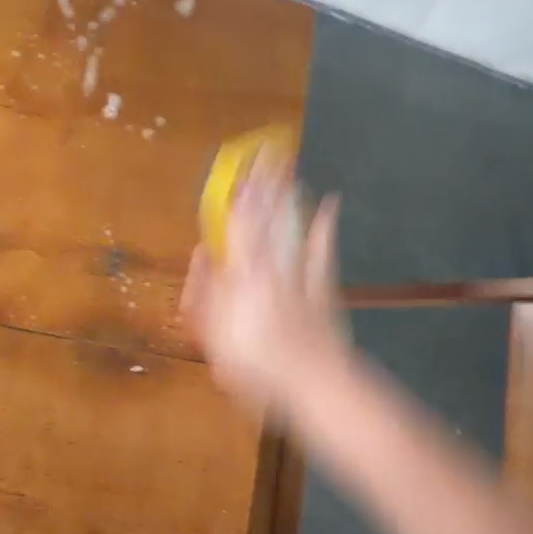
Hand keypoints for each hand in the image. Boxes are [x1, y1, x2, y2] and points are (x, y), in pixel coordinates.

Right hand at [181, 151, 344, 410]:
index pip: (236, 227)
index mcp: (241, 277)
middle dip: (264, 184)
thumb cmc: (255, 365)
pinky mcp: (323, 289)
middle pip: (266, 219)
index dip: (237, 197)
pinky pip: (323, 251)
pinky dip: (325, 227)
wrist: (313, 382)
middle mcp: (270, 268)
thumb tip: (202, 254)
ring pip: (291, 227)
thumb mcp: (214, 336)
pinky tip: (330, 204)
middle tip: (267, 150)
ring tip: (288, 167)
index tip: (239, 169)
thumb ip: (204, 294)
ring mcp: (299, 276)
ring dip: (289, 196)